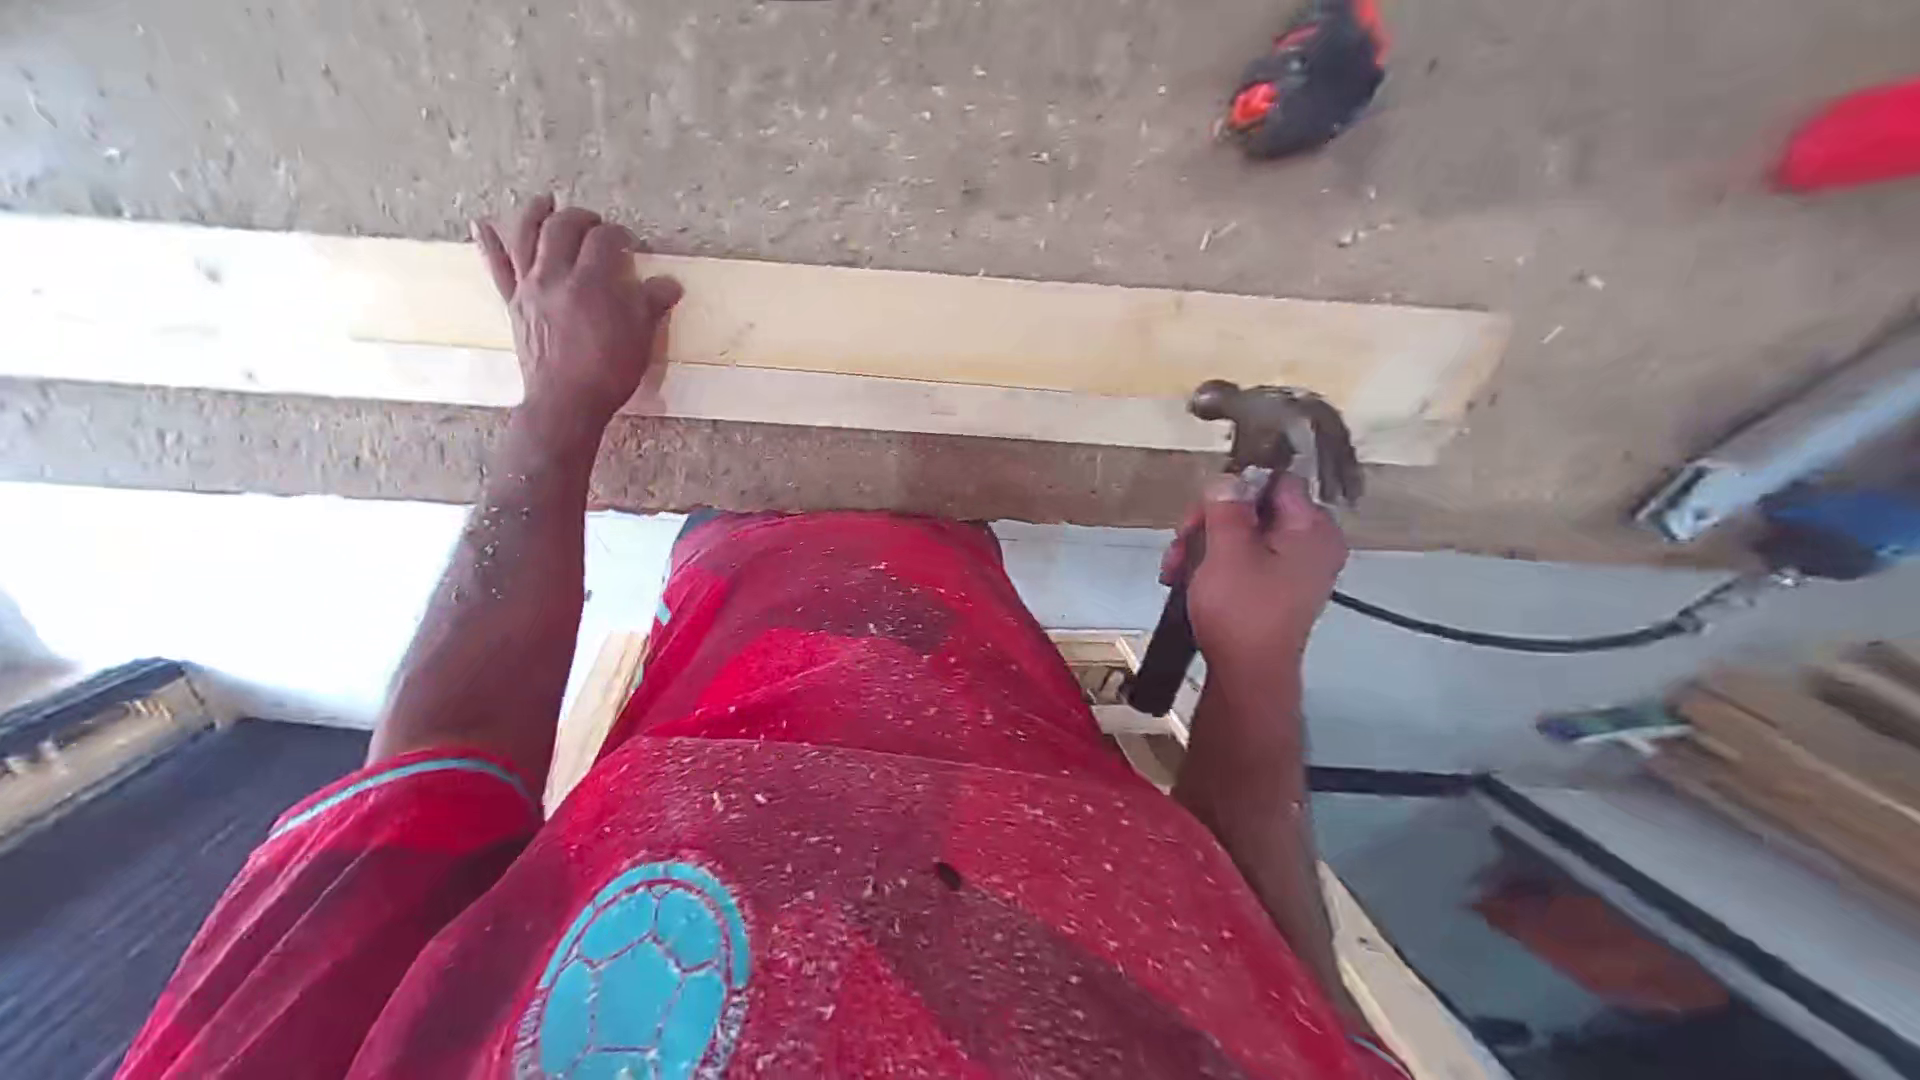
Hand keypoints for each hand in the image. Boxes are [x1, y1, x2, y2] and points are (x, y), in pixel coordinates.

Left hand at [474, 194, 683, 431]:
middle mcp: (556, 276)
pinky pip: (497, 268)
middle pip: (563, 228)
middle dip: (581, 218)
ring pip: (525, 235)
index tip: (630, 242)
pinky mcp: (515, 303)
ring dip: (535, 212)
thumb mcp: (641, 339)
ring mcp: (530, 287)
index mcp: (592, 283)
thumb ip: (651, 305)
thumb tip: (670, 283)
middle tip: (596, 222)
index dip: (619, 235)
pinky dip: (488, 243)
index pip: (604, 242)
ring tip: (544, 201)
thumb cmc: (610, 371)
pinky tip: (481, 224)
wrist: (567, 400)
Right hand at [1165, 473, 1348, 681]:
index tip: (1203, 506)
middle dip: (1210, 523)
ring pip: (1241, 535)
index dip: (1236, 488)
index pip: (1277, 482)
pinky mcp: (1273, 589)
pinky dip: (1212, 564)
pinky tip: (1184, 578)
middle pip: (1254, 509)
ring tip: (1175, 568)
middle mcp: (1310, 545)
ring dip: (1202, 545)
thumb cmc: (1240, 611)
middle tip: (1181, 542)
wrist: (1245, 676)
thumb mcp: (1227, 551)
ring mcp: (1292, 569)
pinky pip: (1242, 560)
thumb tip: (1229, 479)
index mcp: (1312, 530)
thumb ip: (1227, 507)